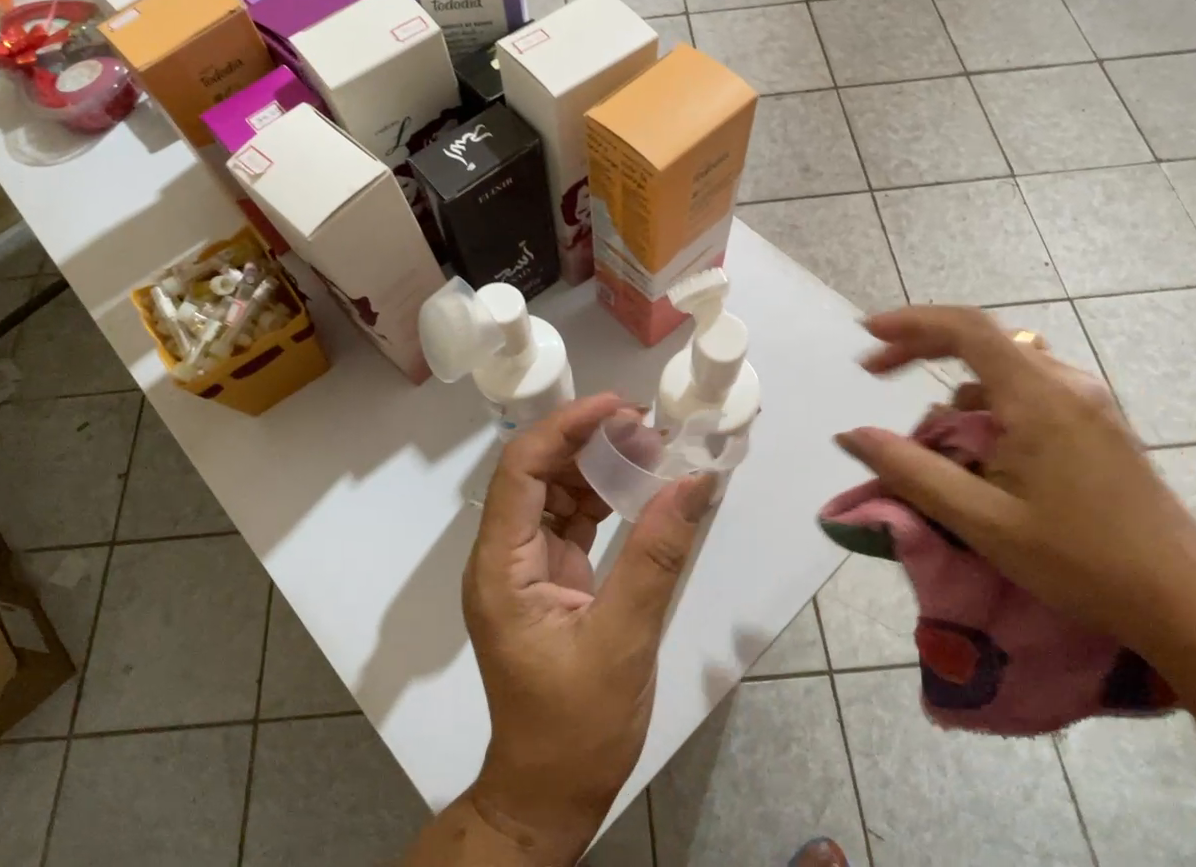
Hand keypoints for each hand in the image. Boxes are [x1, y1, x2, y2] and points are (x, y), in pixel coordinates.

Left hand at [461, 394, 717, 860]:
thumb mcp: (624, 639)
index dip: (566, 428)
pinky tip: (644, 492)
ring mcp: (525, 570)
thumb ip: (656, 556)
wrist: (551, 790)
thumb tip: (694, 482)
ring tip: (655, 451)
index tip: (619, 406)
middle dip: (590, 443)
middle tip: (651, 427)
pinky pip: (572, 525)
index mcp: (502, 567)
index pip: (522, 471)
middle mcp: (504, 558)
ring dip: (600, 470)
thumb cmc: (577, 725)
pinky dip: (606, 504)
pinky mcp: (548, 583)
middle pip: (538, 476)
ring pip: (556, 496)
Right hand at [837, 307, 1195, 663]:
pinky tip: (980, 451)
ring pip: (1006, 370)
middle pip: (984, 341)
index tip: (867, 336)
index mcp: (1040, 399)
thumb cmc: (1079, 562)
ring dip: (956, 386)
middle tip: (876, 375)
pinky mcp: (1100, 426)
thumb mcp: (982, 521)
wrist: (1183, 601)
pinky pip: (1030, 392)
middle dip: (923, 350)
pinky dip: (989, 406)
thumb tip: (853, 435)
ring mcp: (1090, 404)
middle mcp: (1069, 385)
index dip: (910, 324)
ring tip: (929, 438)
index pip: (967, 329)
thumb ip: (911, 472)